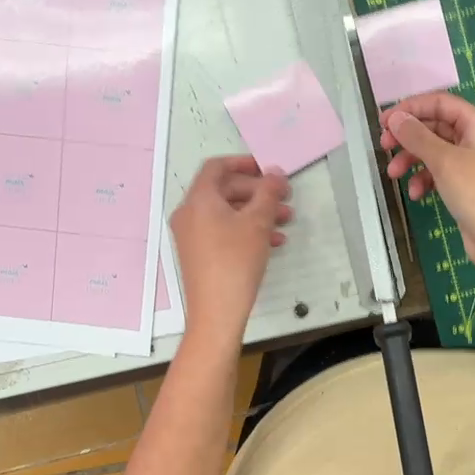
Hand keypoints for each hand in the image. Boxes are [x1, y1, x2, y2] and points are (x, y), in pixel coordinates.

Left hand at [171, 157, 292, 339]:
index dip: (244, 163)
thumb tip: (274, 172)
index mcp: (198, 200)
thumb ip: (268, 192)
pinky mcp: (199, 254)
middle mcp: (189, 214)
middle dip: (258, 192)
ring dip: (257, 212)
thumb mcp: (257, 223)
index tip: (268, 169)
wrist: (217, 311)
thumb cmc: (236, 261)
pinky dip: (246, 230)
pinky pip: (223, 231)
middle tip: (285, 198)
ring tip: (285, 221)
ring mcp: (192, 235)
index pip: (217, 167)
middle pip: (225, 190)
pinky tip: (272, 242)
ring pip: (228, 213)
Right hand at [380, 93, 474, 278]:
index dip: (410, 108)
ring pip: (433, 151)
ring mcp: (471, 163)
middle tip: (383, 146)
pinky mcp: (465, 185)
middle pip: (434, 126)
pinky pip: (438, 173)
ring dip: (411, 160)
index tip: (384, 121)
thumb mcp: (444, 161)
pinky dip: (424, 179)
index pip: (439, 103)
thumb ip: (417, 136)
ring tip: (393, 174)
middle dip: (408, 137)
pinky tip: (417, 195)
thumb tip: (396, 118)